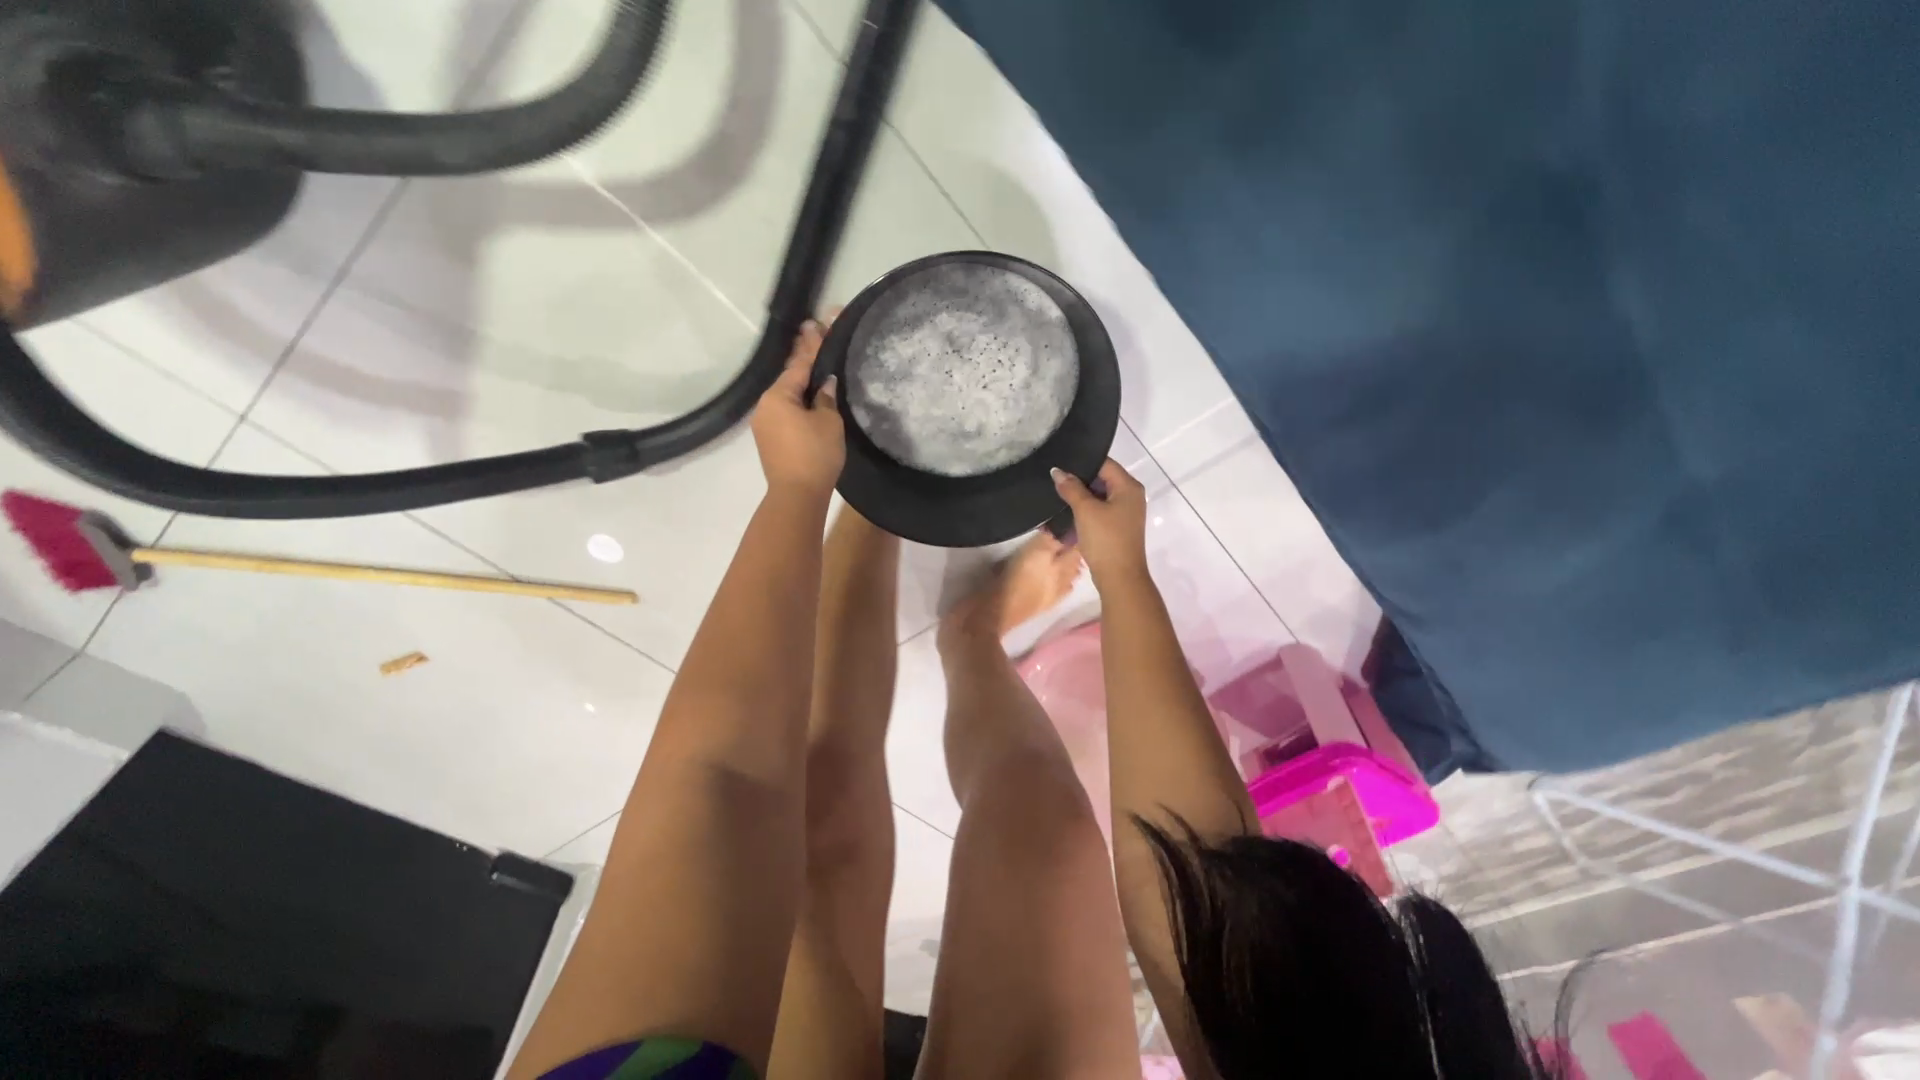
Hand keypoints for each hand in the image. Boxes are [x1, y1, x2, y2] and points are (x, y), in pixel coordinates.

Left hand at [752, 318, 844, 498]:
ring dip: (800, 383)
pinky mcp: (770, 440)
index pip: (799, 364)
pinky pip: (785, 412)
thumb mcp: (828, 421)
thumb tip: (824, 384)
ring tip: (815, 366)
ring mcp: (764, 424)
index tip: (816, 323)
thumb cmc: (815, 454)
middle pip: (789, 378)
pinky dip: (797, 402)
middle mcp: (765, 406)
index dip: (812, 345)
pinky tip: (808, 398)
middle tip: (813, 334)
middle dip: (803, 360)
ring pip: (786, 396)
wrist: (797, 496)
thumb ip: (825, 398)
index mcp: (778, 396)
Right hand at [1051, 458, 1148, 585]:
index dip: (1082, 463)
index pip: (1104, 463)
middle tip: (1055, 478)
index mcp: (1128, 486)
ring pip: (1101, 494)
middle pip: (1103, 477)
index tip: (1059, 464)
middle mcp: (1131, 495)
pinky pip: (1101, 508)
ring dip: (1082, 495)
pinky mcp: (1119, 525)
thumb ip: (1071, 488)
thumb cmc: (1105, 540)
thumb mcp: (1085, 510)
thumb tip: (1057, 471)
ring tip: (1058, 491)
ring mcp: (1126, 512)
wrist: (1120, 577)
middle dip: (1080, 479)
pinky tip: (1069, 509)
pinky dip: (1087, 508)